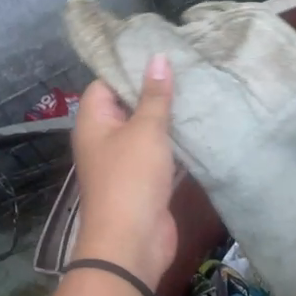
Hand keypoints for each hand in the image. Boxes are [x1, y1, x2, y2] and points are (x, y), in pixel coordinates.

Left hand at [71, 54, 178, 284]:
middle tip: (188, 67)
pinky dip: (176, 141)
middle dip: (155, 89)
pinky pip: (160, 151)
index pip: (106, 83)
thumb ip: (155, 94)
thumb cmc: (131, 178)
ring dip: (169, 116)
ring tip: (199, 90)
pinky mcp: (145, 179)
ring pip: (147, 128)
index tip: (161, 53)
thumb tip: (158, 57)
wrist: (132, 242)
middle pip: (128, 104)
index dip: (129, 67)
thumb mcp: (146, 129)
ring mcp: (124, 160)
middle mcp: (105, 139)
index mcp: (94, 122)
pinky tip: (201, 126)